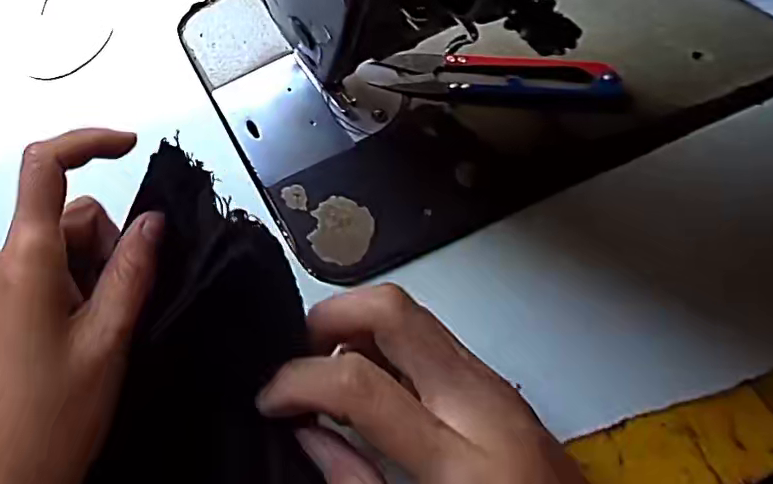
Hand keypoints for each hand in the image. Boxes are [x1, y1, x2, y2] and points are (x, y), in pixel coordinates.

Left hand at [0, 129, 163, 483]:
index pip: (46, 164)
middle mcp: (9, 264)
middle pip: (76, 212)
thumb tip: (152, 221)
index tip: (127, 144)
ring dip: (100, 271)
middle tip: (121, 299)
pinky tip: (90, 336)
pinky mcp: (10, 307)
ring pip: (71, 242)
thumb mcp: (107, 340)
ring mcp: (7, 286)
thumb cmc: (36, 430)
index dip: (89, 141)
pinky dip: (85, 287)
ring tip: (103, 330)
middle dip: (112, 242)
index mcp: (27, 259)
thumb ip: (133, 270)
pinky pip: (58, 270)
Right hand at [258, 285, 585, 483]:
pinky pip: (432, 339)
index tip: (272, 396)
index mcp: (465, 464)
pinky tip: (371, 382)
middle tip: (299, 355)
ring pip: (413, 313)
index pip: (362, 384)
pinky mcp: (500, 389)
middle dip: (331, 316)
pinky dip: (388, 344)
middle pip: (393, 309)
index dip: (300, 381)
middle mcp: (483, 406)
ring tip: (327, 371)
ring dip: (359, 326)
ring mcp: (496, 389)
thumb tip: (310, 433)